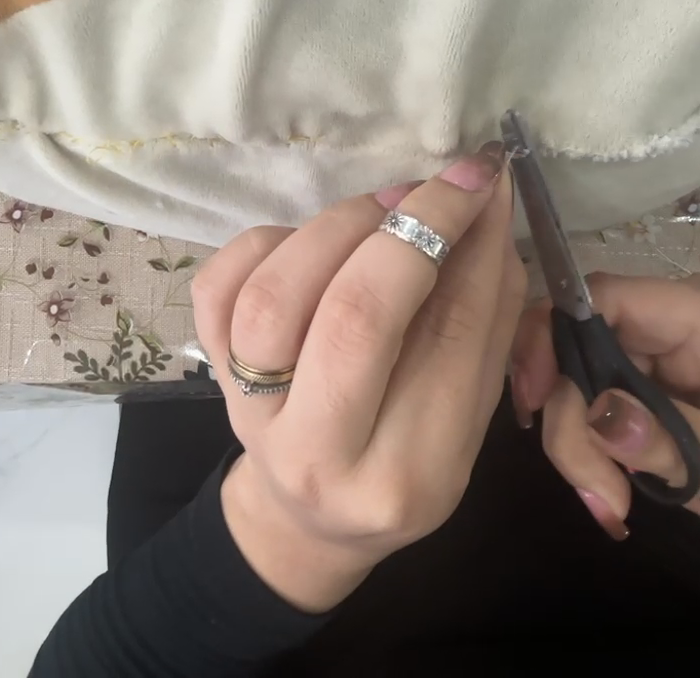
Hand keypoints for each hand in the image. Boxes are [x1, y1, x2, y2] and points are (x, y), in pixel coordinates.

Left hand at [192, 145, 524, 612]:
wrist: (306, 514)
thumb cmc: (403, 461)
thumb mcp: (465, 414)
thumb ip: (484, 318)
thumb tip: (488, 212)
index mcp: (407, 476)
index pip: (451, 341)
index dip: (474, 249)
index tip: (488, 185)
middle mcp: (319, 454)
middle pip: (355, 319)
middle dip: (409, 231)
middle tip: (443, 186)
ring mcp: (251, 415)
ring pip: (276, 296)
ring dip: (338, 227)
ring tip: (382, 208)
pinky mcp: (211, 372)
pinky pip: (218, 286)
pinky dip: (267, 240)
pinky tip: (312, 241)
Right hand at [511, 274, 699, 606]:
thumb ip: (686, 447)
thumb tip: (600, 413)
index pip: (614, 297)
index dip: (559, 332)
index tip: (536, 399)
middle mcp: (677, 322)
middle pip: (577, 337)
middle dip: (568, 412)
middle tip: (591, 484)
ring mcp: (651, 351)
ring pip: (568, 372)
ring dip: (572, 439)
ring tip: (608, 500)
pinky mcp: (631, 382)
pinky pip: (577, 398)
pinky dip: (578, 444)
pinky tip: (606, 487)